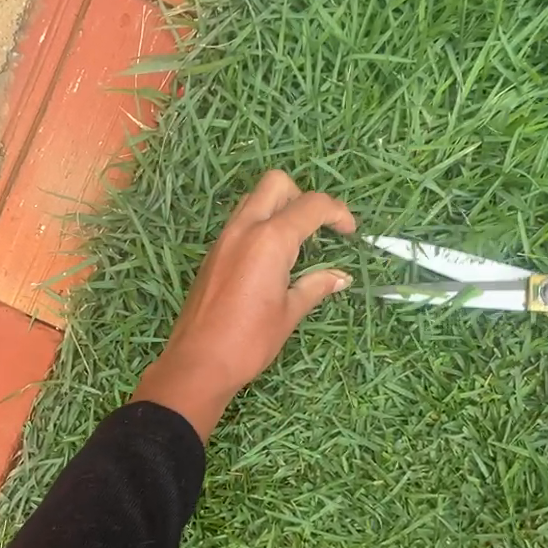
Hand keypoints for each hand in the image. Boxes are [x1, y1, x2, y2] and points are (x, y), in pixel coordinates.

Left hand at [132, 170, 356, 439]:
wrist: (198, 363)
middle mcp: (245, 229)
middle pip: (277, 184)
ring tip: (297, 245)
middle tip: (318, 229)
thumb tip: (340, 277)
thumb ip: (315, 287)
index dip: (337, 213)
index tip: (349, 231)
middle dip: (303, 197)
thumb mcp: (289, 314)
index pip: (311, 206)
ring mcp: (224, 239)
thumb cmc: (249, 342)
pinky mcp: (213, 254)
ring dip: (280, 209)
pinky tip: (272, 260)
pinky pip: (241, 222)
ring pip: (255, 200)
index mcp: (269, 240)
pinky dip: (261, 226)